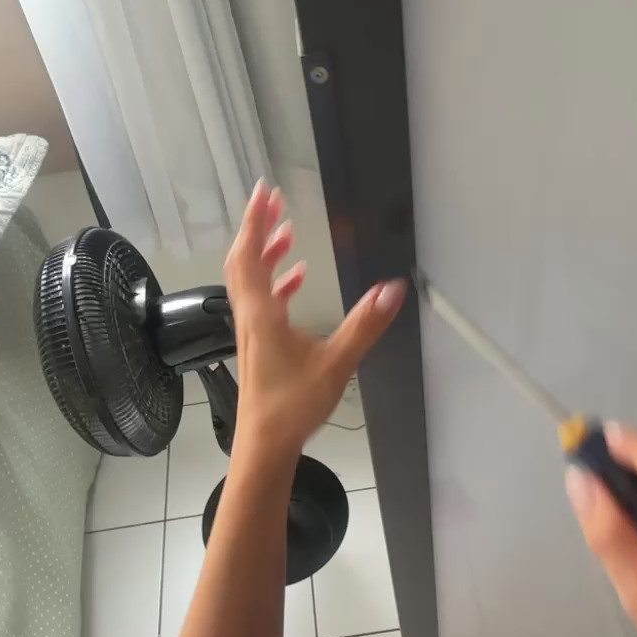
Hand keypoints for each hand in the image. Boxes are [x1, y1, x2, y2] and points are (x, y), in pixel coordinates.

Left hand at [223, 180, 404, 460]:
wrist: (265, 445)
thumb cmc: (290, 407)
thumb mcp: (335, 364)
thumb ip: (364, 326)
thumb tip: (391, 291)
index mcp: (262, 314)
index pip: (251, 254)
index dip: (256, 220)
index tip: (264, 191)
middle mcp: (251, 317)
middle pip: (245, 261)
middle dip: (259, 228)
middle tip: (274, 202)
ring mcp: (252, 331)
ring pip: (250, 280)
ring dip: (265, 253)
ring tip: (286, 232)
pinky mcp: (259, 345)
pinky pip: (262, 302)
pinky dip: (276, 283)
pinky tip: (295, 281)